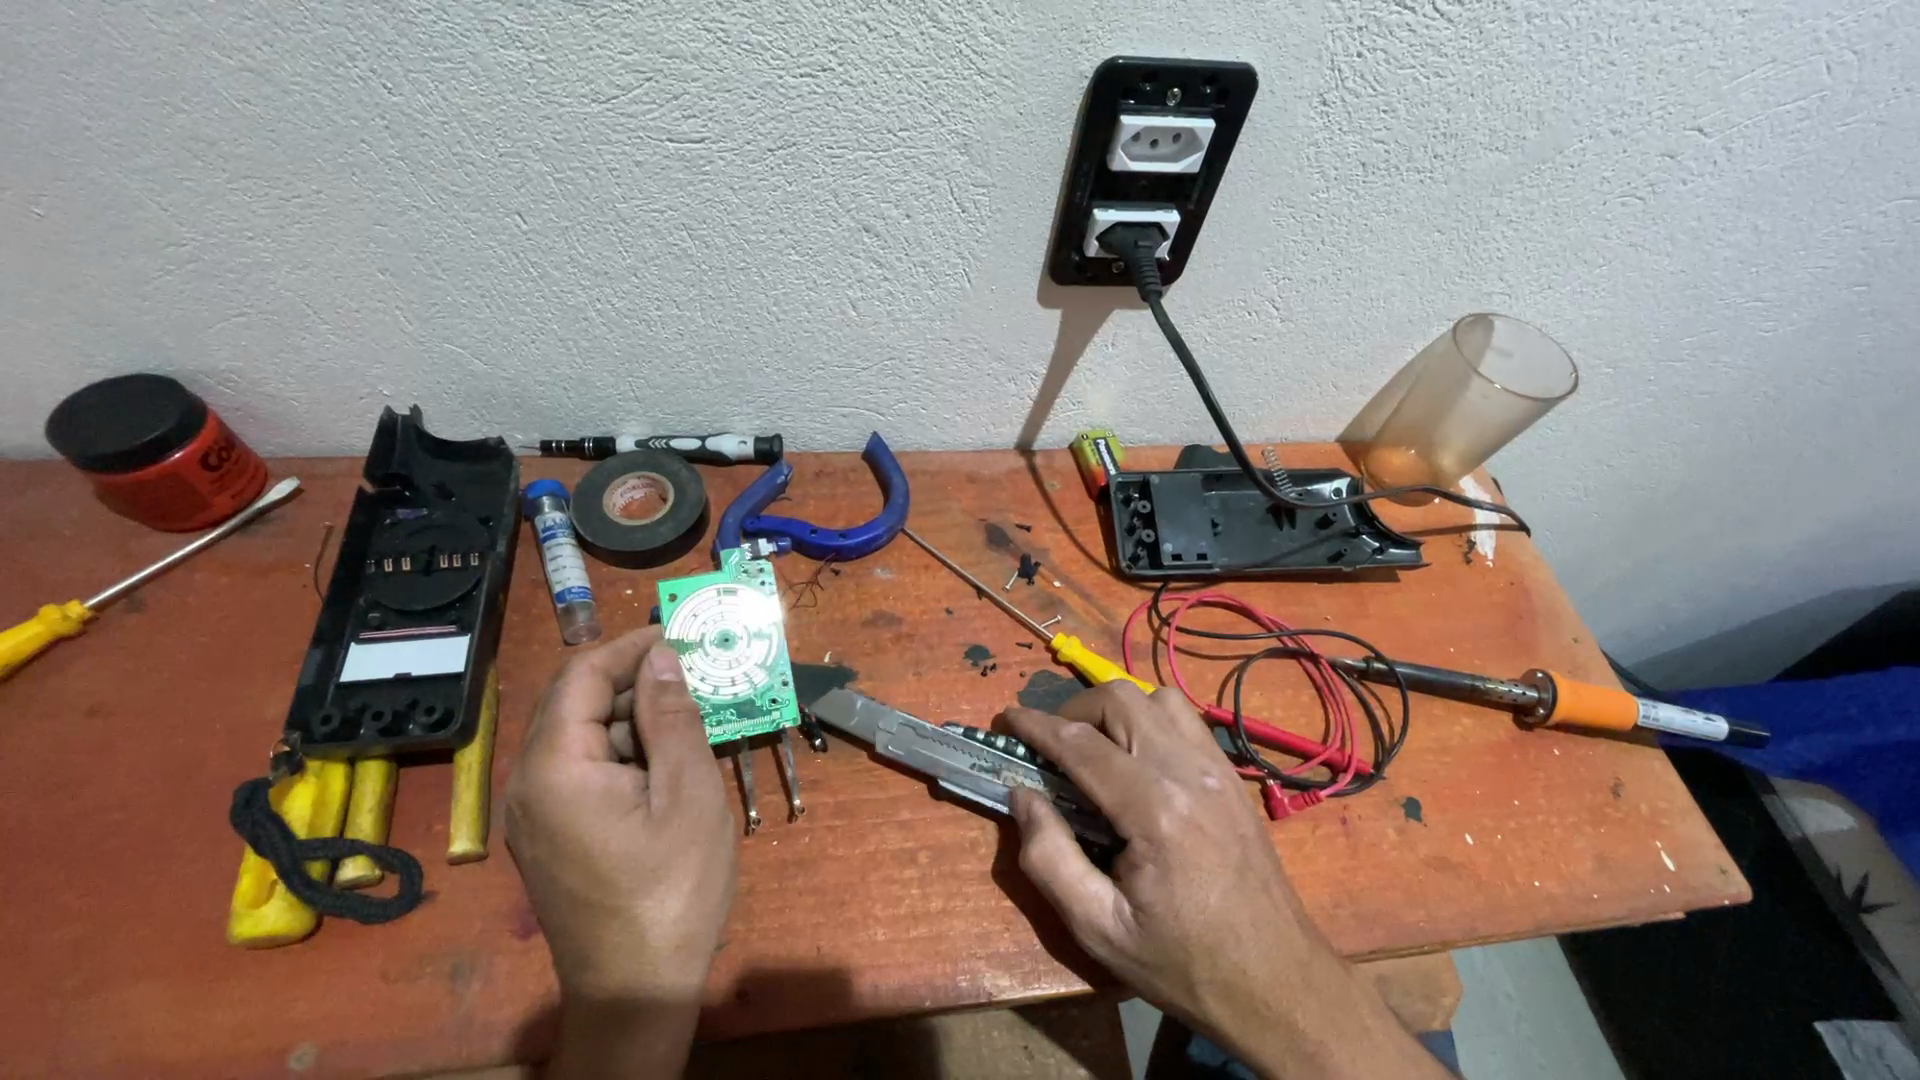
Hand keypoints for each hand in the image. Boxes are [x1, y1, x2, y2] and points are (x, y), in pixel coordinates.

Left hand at [504, 626, 735, 1074]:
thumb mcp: (688, 793)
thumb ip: (672, 716)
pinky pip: (583, 772)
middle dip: (636, 679)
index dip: (631, 644)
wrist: (635, 991)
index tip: (682, 632)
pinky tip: (670, 759)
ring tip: (693, 713)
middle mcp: (528, 783)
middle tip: (697, 671)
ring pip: (582, 738)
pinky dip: (625, 753)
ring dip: (635, 717)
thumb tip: (662, 656)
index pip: (581, 675)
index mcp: (554, 767)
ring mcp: (535, 814)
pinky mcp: (551, 837)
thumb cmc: (672, 888)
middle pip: (576, 703)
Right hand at [1003, 684, 1444, 1077]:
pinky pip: (1185, 718)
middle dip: (1073, 709)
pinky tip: (1135, 755)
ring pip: (1157, 698)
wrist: (1277, 981)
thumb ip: (1049, 857)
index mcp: (1155, 811)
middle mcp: (1190, 773)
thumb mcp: (1098, 928)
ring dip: (1114, 709)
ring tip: (1091, 745)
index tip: (1007, 718)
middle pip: (1120, 700)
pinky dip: (1148, 718)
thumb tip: (1022, 794)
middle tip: (1047, 743)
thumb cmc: (1182, 963)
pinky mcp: (1232, 775)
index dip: (1037, 725)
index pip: (1082, 743)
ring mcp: (1218, 769)